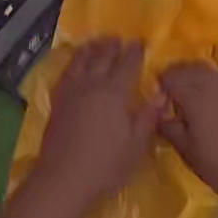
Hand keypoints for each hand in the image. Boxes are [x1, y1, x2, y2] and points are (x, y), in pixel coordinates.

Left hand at [28, 38, 164, 211]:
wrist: (63, 179)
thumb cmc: (106, 165)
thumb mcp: (136, 145)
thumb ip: (147, 117)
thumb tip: (159, 94)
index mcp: (115, 93)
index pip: (127, 65)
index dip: (135, 52)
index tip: (140, 42)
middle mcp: (92, 85)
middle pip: (103, 58)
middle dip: (112, 46)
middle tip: (118, 38)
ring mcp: (72, 92)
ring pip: (81, 62)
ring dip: (90, 49)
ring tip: (95, 42)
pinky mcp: (58, 102)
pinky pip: (65, 74)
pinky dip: (72, 63)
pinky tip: (74, 65)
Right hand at [158, 61, 217, 207]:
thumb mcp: (188, 151)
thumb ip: (169, 128)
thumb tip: (157, 115)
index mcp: (194, 94)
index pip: (168, 77)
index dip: (159, 87)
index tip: (156, 104)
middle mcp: (213, 81)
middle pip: (186, 68)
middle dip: (175, 78)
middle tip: (169, 99)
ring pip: (205, 69)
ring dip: (193, 76)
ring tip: (189, 98)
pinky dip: (211, 80)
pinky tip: (211, 99)